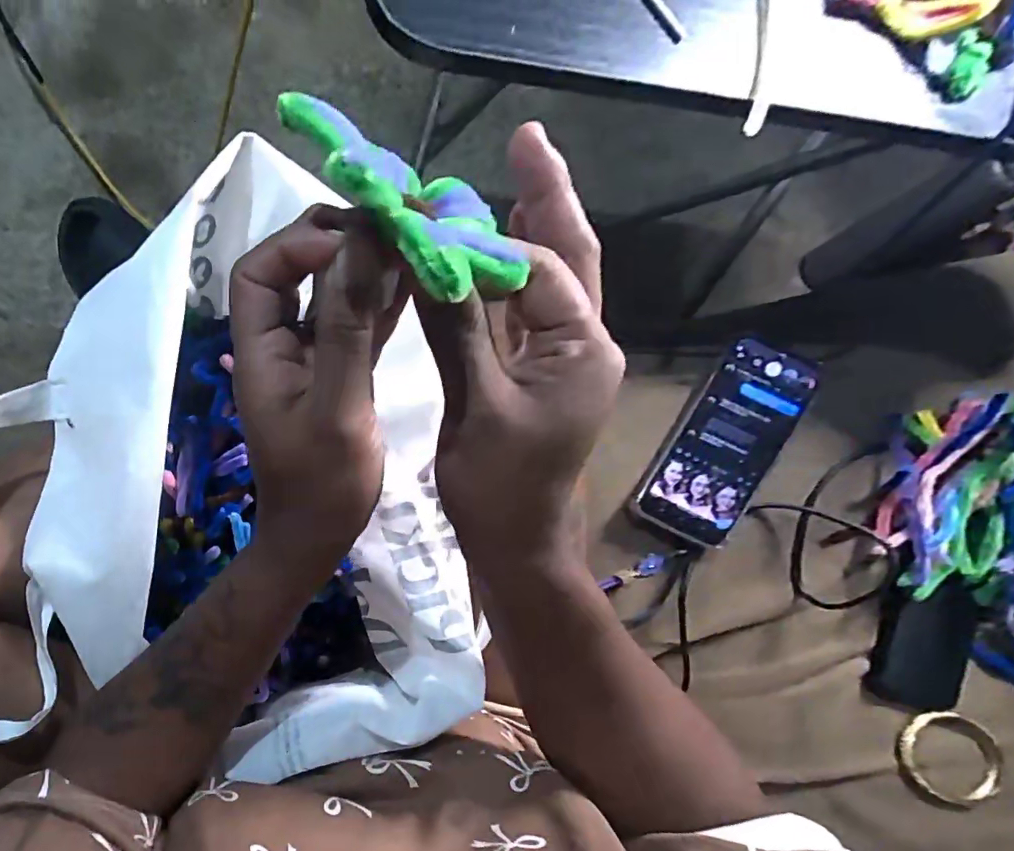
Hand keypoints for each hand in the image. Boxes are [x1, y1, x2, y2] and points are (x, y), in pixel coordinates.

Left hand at [229, 206, 405, 570]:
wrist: (316, 537)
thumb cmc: (322, 485)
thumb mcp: (338, 407)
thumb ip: (347, 327)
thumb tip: (358, 243)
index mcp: (261, 352)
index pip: (259, 271)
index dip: (301, 243)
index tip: (358, 239)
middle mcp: (278, 346)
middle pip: (296, 270)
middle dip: (342, 240)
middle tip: (398, 224)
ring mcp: (308, 359)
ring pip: (331, 292)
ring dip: (369, 264)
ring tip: (418, 237)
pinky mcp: (336, 374)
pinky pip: (354, 322)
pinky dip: (381, 299)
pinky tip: (416, 279)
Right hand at [419, 123, 622, 567]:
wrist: (515, 546)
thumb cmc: (499, 489)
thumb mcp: (477, 408)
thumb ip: (458, 331)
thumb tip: (431, 258)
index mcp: (582, 349)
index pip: (539, 270)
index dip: (491, 239)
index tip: (442, 211)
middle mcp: (582, 344)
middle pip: (567, 257)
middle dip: (545, 200)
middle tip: (525, 141)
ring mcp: (560, 361)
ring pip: (545, 283)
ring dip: (526, 234)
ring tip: (512, 177)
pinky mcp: (535, 377)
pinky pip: (521, 317)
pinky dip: (503, 283)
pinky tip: (486, 253)